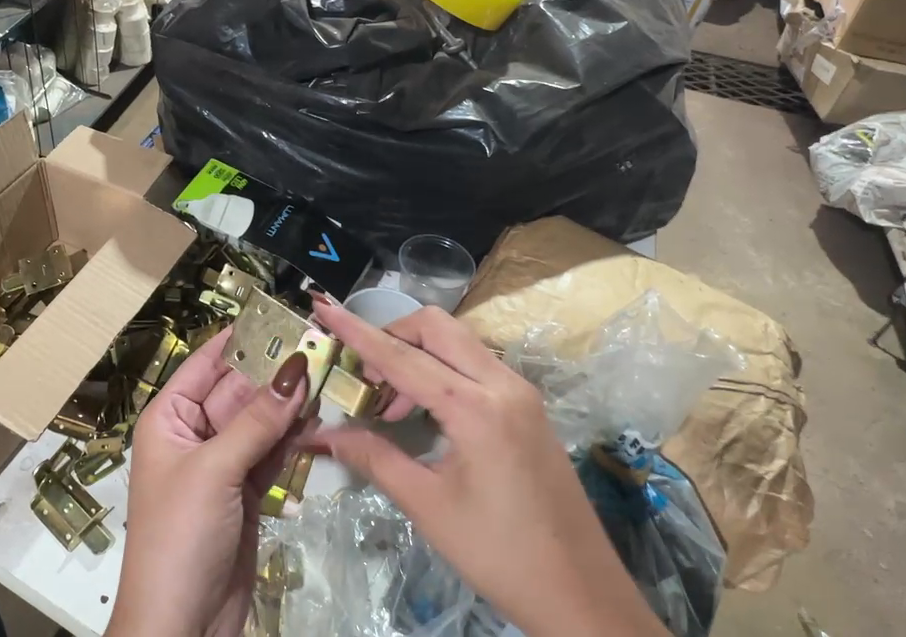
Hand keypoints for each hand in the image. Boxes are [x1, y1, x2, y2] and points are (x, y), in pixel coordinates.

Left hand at [108, 329, 314, 636]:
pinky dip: (293, 435)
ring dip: (290, 401)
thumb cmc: (180, 534)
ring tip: (329, 369)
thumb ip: (256, 421)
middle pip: (238, 389)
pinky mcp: (248, 492)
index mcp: (169, 418)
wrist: (182, 623)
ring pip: (261, 420)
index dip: (239, 338)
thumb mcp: (214, 470)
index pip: (205, 364)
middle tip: (319, 342)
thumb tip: (295, 368)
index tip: (277, 313)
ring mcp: (224, 464)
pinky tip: (320, 413)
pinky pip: (272, 451)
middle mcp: (195, 433)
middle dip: (274, 369)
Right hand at [309, 298, 665, 636]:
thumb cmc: (500, 555)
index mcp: (476, 408)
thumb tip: (320, 434)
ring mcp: (521, 394)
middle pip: (436, 327)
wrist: (584, 597)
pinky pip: (474, 365)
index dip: (356, 331)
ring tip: (388, 404)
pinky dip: (440, 371)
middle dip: (391, 335)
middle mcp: (503, 385)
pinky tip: (422, 413)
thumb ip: (373, 457)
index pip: (402, 356)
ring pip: (457, 342)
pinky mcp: (528, 408)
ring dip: (416, 354)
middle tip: (362, 375)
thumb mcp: (428, 506)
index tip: (323, 308)